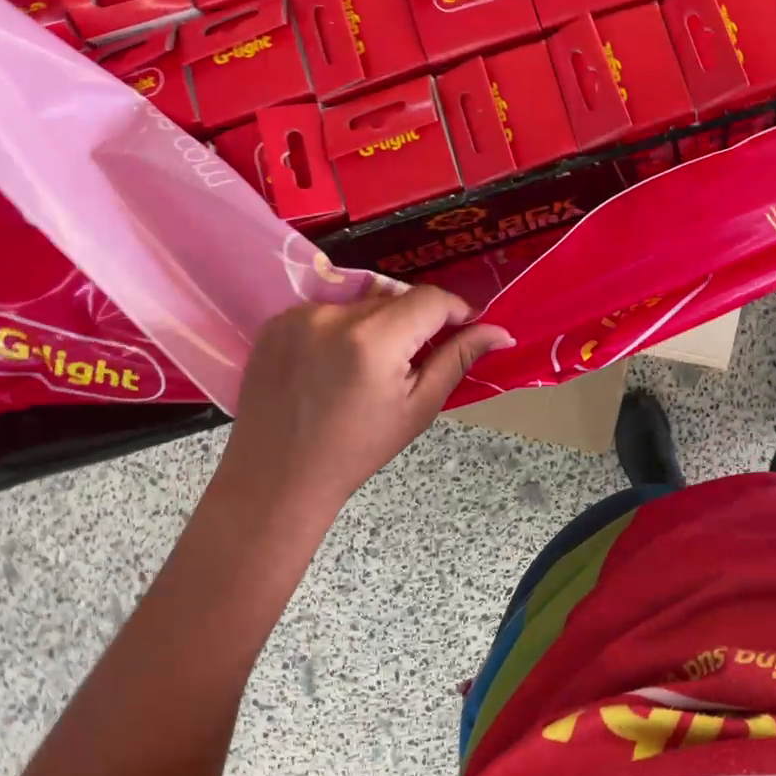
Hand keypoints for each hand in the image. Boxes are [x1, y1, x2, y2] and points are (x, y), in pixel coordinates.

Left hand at [217, 286, 512, 519]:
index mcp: (374, 339)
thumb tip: (499, 331)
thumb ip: (458, 358)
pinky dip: (341, 328)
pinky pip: (327, 310)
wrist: (276, 477)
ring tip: (368, 367)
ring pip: (362, 303)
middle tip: (414, 361)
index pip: (431, 299)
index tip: (466, 328)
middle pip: (396, 298)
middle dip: (414, 322)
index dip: (456, 309)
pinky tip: (334, 365)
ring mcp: (299, 316)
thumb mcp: (419, 407)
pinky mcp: (275, 323)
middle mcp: (334, 316)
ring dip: (377, 323)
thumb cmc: (356, 450)